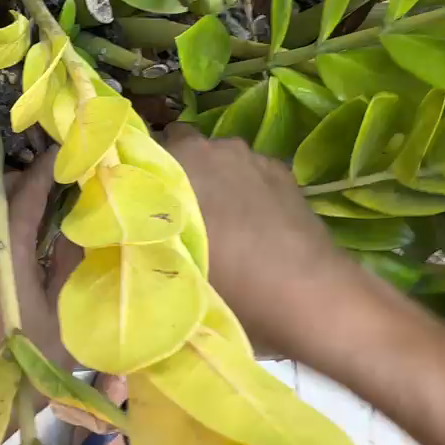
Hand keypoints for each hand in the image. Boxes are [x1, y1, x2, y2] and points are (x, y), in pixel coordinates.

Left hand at [0, 147, 79, 399]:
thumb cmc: (19, 354)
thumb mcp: (60, 315)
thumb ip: (69, 264)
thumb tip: (79, 226)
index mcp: (7, 244)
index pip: (28, 191)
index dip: (46, 168)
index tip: (63, 153)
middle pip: (2, 187)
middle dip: (28, 177)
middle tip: (57, 180)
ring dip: (8, 192)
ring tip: (36, 204)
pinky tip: (13, 231)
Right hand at [162, 125, 372, 358]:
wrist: (313, 298)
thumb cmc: (233, 284)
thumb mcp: (172, 265)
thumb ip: (146, 235)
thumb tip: (131, 228)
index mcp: (176, 163)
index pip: (143, 149)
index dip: (142, 172)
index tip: (144, 196)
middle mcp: (210, 147)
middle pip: (183, 146)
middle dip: (181, 167)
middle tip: (182, 207)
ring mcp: (250, 156)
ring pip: (220, 157)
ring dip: (216, 175)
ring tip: (223, 215)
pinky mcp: (283, 170)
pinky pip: (252, 169)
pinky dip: (249, 185)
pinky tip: (256, 219)